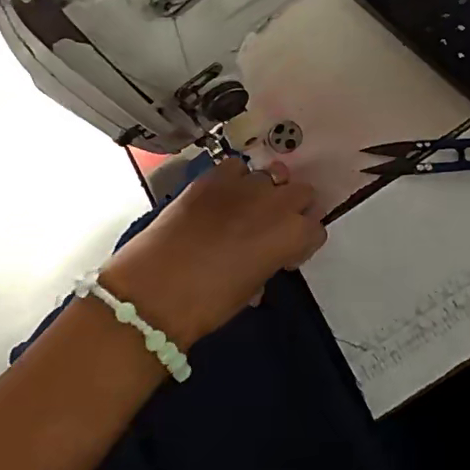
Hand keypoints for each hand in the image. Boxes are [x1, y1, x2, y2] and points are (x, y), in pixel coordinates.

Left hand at [99, 159, 325, 347]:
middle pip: (302, 192)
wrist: (155, 289)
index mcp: (292, 234)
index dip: (302, 243)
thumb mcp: (250, 288)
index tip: (285, 256)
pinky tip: (223, 197)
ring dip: (267, 191)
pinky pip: (236, 167)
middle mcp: (275, 202)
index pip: (315, 229)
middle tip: (272, 230)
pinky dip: (236, 179)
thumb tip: (262, 260)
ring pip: (272, 174)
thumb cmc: (209, 302)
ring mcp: (242, 185)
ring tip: (249, 210)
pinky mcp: (211, 178)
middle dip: (293, 209)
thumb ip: (267, 264)